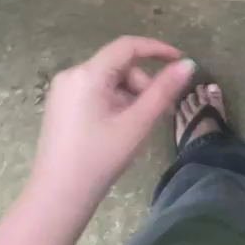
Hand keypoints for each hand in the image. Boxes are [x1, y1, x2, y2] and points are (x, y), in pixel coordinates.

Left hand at [28, 36, 196, 208]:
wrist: (57, 198)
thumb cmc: (99, 159)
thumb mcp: (137, 124)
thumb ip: (163, 91)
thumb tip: (188, 65)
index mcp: (88, 73)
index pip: (128, 46)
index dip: (157, 49)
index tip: (181, 61)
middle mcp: (72, 74)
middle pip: (119, 66)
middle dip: (144, 84)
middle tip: (163, 112)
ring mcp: (63, 91)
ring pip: (109, 81)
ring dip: (130, 96)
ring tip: (140, 126)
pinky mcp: (61, 106)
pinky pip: (96, 92)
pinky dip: (115, 103)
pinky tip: (121, 128)